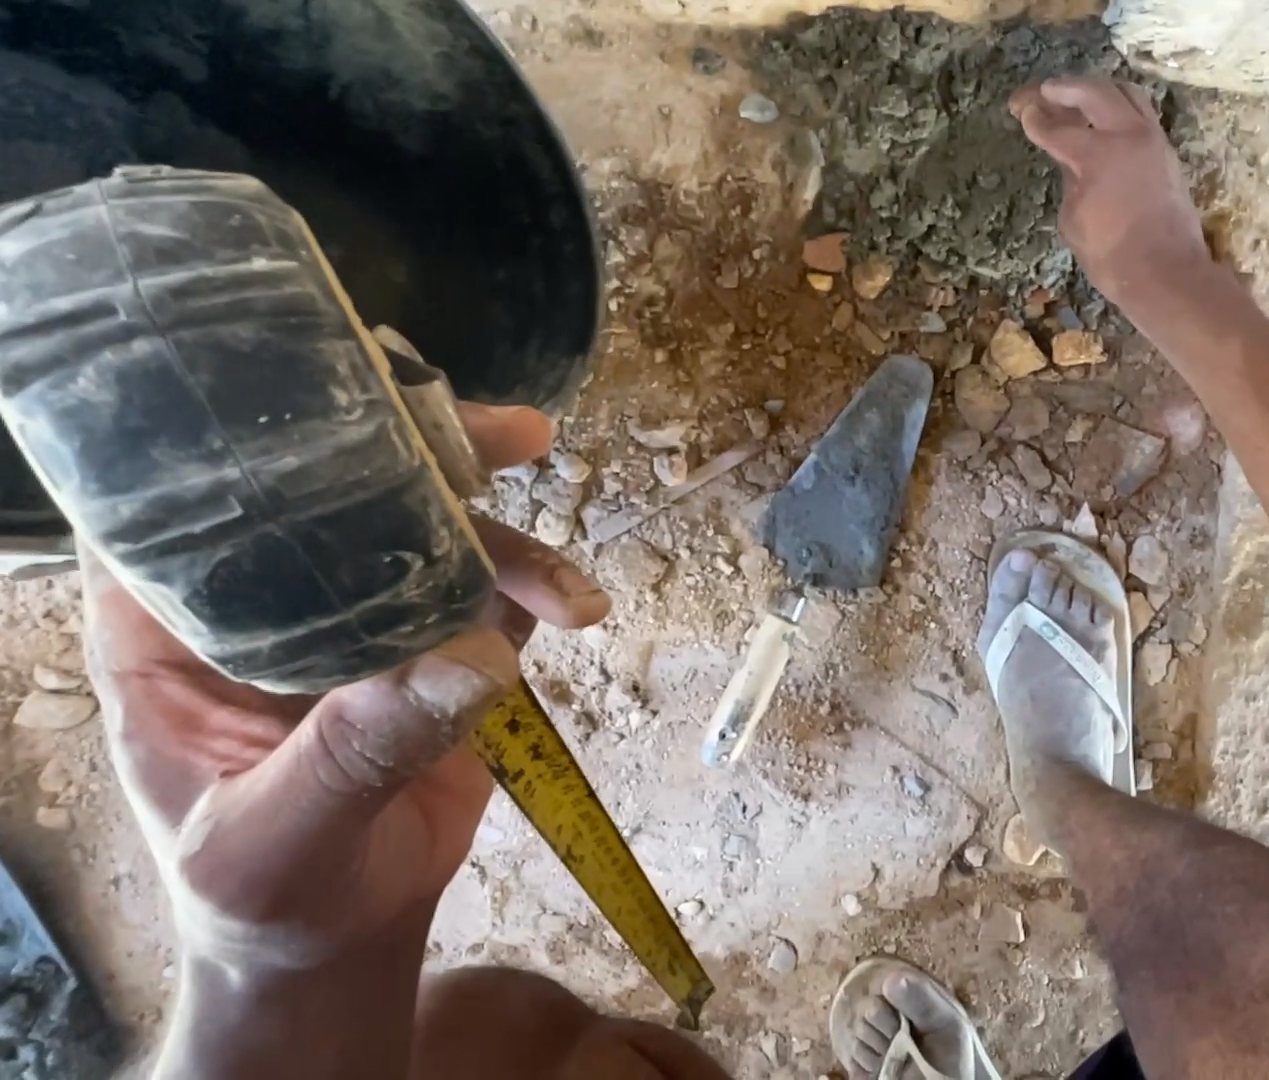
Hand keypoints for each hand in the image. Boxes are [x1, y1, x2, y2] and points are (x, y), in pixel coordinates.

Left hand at [84, 403, 609, 971]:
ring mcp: (370, 620)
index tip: (373, 409)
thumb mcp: (276, 840)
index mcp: (181, 632)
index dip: (275, 442)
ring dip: (518, 551)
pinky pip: (496, 591)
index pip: (207, 506)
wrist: (350, 922)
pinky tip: (578, 607)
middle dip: (440, 462)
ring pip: (443, 543)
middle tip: (524, 435)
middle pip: (352, 498)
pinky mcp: (446, 643)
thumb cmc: (270, 893)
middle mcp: (278, 604)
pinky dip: (543, 588)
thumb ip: (356, 754)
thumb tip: (476, 663)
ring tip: (578, 600)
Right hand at [1011, 77, 1209, 303]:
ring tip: (1077, 95)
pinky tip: (1105, 119)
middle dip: (1063, 89)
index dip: (1037, 120)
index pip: (1059, 130)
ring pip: (1125, 94)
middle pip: (1094, 93)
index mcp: (1098, 155)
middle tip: (1042, 91)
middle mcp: (1128, 135)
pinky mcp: (1166, 153)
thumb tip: (1074, 165)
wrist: (1166, 273)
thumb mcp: (1074, 223)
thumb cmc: (1112, 258)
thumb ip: (1071, 184)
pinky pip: (1141, 114)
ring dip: (1097, 90)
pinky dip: (1119, 107)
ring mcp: (1153, 140)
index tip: (1022, 110)